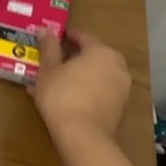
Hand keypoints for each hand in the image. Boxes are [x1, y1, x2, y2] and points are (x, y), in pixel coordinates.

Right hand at [29, 29, 130, 147]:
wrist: (83, 136)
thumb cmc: (62, 95)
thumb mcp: (48, 69)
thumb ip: (48, 47)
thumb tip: (44, 29)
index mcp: (101, 52)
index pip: (83, 36)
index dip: (64, 36)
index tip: (49, 39)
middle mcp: (117, 66)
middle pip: (91, 55)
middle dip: (70, 57)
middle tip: (50, 60)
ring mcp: (121, 88)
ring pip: (94, 74)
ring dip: (75, 75)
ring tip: (51, 82)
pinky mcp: (118, 107)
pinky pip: (98, 90)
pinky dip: (83, 89)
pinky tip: (61, 98)